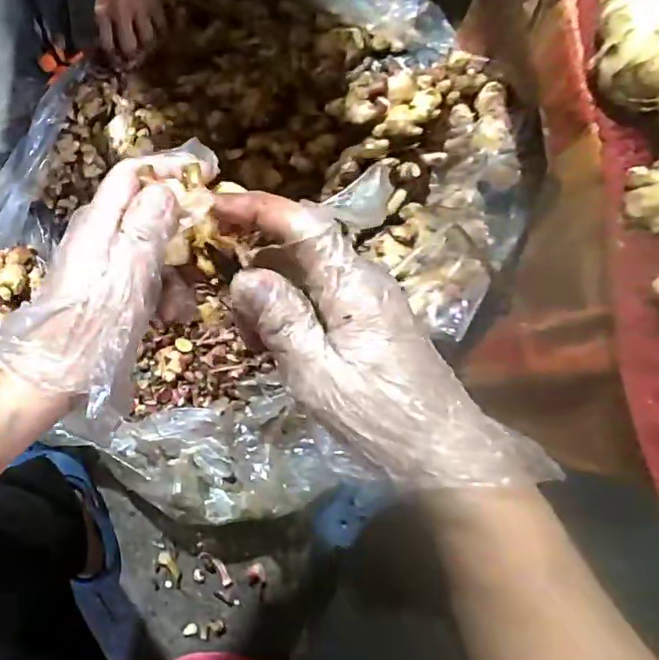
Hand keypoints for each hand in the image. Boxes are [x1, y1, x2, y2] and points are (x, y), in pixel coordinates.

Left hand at [0, 151, 211, 417]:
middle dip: (176, 227)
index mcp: (96, 225)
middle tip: (203, 249)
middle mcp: (92, 235)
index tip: (206, 175)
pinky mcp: (96, 286)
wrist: (47, 380)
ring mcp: (93, 262)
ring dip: (169, 268)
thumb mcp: (127, 280)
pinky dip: (155, 289)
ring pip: (142, 245)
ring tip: (182, 304)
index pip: (129, 173)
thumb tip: (164, 187)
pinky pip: (133, 273)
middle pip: (140, 208)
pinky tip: (167, 316)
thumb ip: (144, 231)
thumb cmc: (89, 333)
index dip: (167, 167)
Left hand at [94, 0, 165, 63]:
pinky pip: (162, 24)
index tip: (114, 60)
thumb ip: (101, 14)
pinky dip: (162, 31)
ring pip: (148, 40)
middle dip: (131, 57)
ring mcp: (141, 9)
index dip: (111, 57)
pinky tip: (161, 32)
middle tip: (133, 58)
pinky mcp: (156, 0)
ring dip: (147, 46)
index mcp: (103, 12)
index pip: (107, 45)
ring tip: (146, 46)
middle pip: (129, 48)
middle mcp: (122, 15)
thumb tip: (103, 34)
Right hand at [214, 192, 557, 490]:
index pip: (305, 224)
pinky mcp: (364, 318)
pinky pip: (313, 294)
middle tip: (216, 286)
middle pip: (299, 243)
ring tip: (242, 331)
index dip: (259, 208)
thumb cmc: (379, 418)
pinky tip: (266, 341)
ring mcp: (365, 298)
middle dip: (252, 253)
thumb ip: (281, 321)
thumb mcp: (317, 376)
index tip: (215, 206)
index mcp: (353, 286)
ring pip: (302, 270)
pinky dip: (282, 307)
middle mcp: (362, 279)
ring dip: (264, 288)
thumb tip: (243, 275)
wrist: (443, 454)